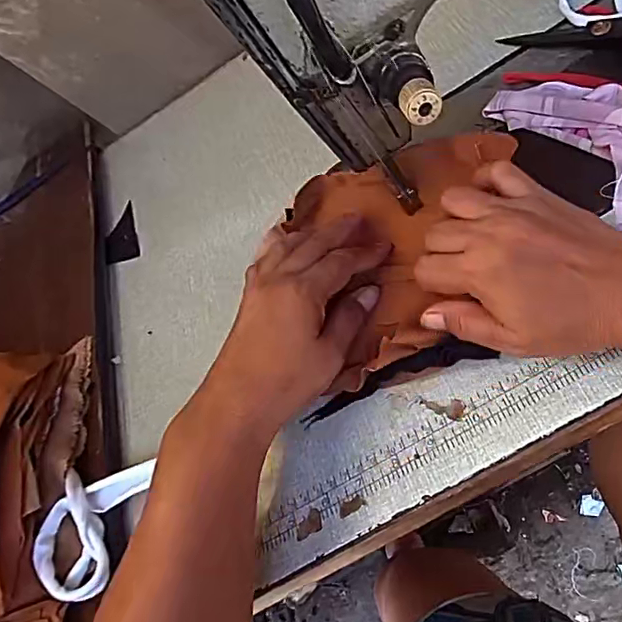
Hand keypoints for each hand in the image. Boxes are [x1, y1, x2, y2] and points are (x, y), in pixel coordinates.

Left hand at [188, 214, 387, 435]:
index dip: (364, 253)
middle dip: (340, 231)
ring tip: (330, 226)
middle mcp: (279, 279)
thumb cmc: (285, 383)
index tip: (382, 247)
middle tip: (360, 221)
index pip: (341, 262)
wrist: (239, 399)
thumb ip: (350, 318)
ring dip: (312, 232)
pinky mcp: (250, 296)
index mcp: (302, 291)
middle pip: (314, 243)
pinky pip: (267, 255)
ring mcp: (260, 285)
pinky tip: (283, 238)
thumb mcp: (330, 354)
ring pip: (288, 244)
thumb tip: (368, 292)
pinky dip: (281, 241)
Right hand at [414, 160, 621, 355]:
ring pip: (454, 199)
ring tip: (471, 239)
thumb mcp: (514, 340)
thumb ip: (466, 325)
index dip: (433, 286)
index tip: (451, 295)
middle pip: (435, 234)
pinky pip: (497, 171)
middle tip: (463, 273)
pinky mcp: (536, 194)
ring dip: (454, 219)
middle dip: (440, 255)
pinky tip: (491, 203)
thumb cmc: (576, 321)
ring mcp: (512, 208)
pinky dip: (485, 181)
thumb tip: (429, 316)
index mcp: (479, 271)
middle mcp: (488, 232)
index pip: (425, 269)